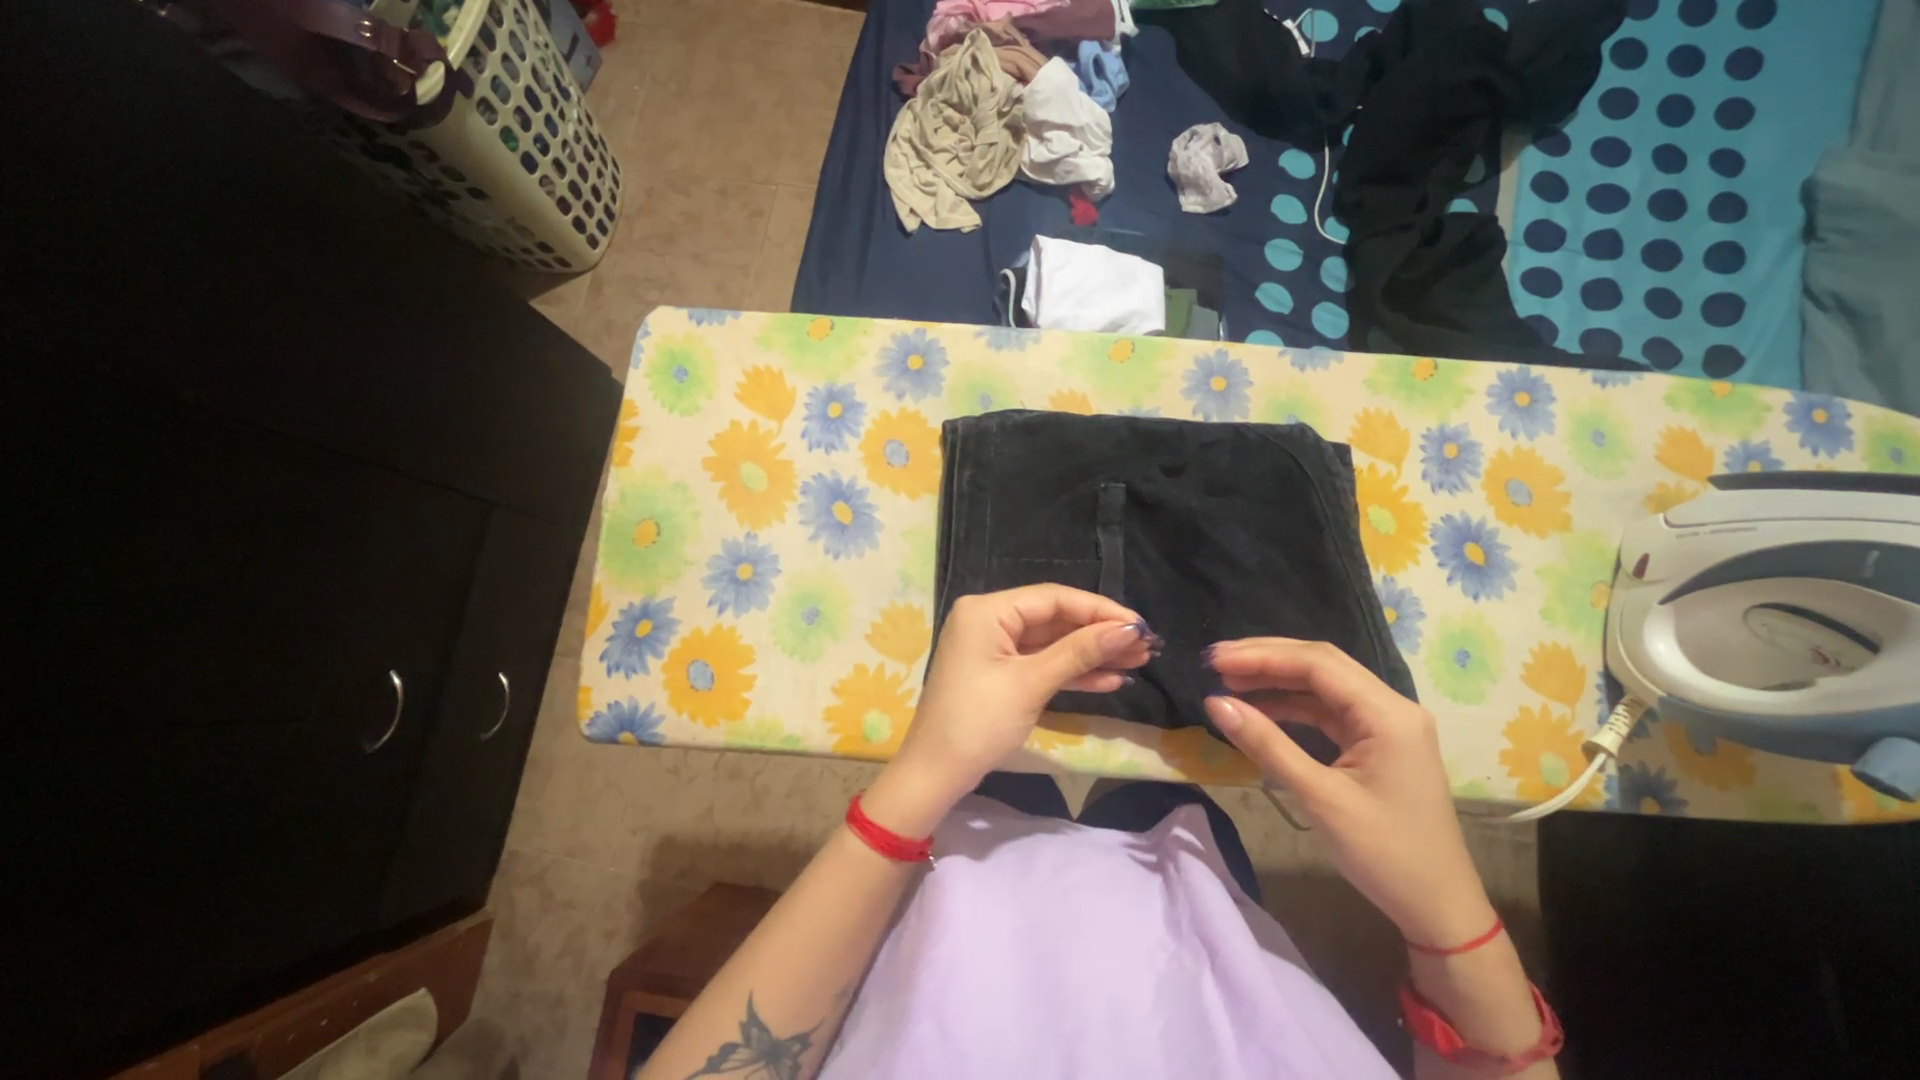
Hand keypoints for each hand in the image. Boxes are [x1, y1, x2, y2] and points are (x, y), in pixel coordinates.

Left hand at [863, 585, 1155, 835]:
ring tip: (1137, 663)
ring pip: (1052, 642)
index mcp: (987, 611)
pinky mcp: (999, 672)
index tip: (1141, 626)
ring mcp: (993, 647)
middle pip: (1055, 618)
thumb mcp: (1032, 684)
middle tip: (1145, 647)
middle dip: (1099, 634)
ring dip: (1092, 654)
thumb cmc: (979, 722)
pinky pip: (1041, 663)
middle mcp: (988, 619)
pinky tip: (1109, 681)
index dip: (1100, 610)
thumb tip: (1129, 629)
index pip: (1053, 598)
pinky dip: (1072, 672)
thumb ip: (1080, 651)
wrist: (937, 773)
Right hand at [1203, 638, 1495, 947]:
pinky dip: (1292, 705)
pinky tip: (1260, 710)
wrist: (1437, 906)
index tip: (1215, 659)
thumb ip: (1267, 744)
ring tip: (1229, 682)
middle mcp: (1391, 707)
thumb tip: (1215, 702)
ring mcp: (1387, 725)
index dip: (1262, 656)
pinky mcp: (1378, 743)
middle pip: (1321, 664)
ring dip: (1277, 680)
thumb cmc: (1383, 853)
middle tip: (1215, 662)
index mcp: (1387, 714)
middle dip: (1267, 659)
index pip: (1317, 664)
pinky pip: (1329, 710)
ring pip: (1324, 685)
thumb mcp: (1319, 797)